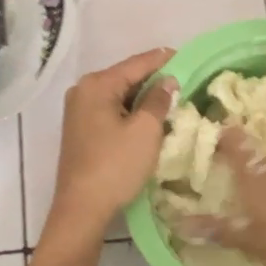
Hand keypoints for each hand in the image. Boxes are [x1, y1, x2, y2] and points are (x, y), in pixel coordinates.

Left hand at [48, 48, 178, 232]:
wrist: (82, 208)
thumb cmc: (116, 166)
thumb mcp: (145, 131)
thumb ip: (158, 100)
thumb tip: (168, 81)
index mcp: (97, 85)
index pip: (136, 64)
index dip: (163, 60)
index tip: (186, 57)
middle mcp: (83, 91)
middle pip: (125, 78)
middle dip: (153, 80)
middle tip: (183, 81)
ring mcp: (78, 111)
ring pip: (119, 96)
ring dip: (143, 98)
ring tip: (171, 99)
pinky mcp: (81, 130)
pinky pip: (111, 111)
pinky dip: (130, 112)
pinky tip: (149, 118)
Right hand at [194, 130, 265, 265]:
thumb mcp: (259, 244)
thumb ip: (222, 230)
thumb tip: (181, 222)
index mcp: (258, 169)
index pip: (230, 138)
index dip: (215, 135)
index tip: (201, 142)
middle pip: (253, 148)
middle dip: (238, 157)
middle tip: (222, 174)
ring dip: (264, 170)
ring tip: (251, 192)